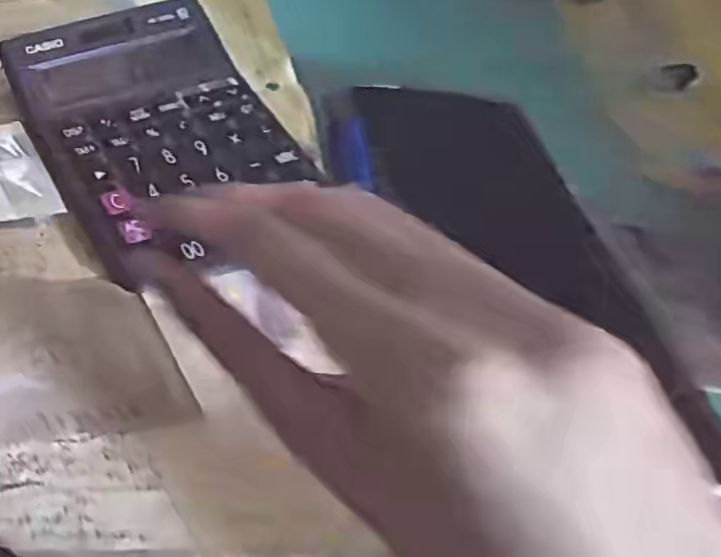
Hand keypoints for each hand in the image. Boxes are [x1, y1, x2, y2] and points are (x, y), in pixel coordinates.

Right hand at [137, 183, 720, 556]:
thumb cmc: (443, 541)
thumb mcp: (320, 443)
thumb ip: (230, 341)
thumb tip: (155, 269)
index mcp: (420, 364)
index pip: (278, 244)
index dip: (199, 214)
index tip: (149, 210)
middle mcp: (489, 316)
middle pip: (328, 207)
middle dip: (241, 199)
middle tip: (185, 213)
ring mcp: (543, 311)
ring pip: (381, 213)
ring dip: (294, 207)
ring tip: (242, 226)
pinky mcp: (571, 316)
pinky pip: (433, 247)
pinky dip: (357, 237)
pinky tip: (325, 259)